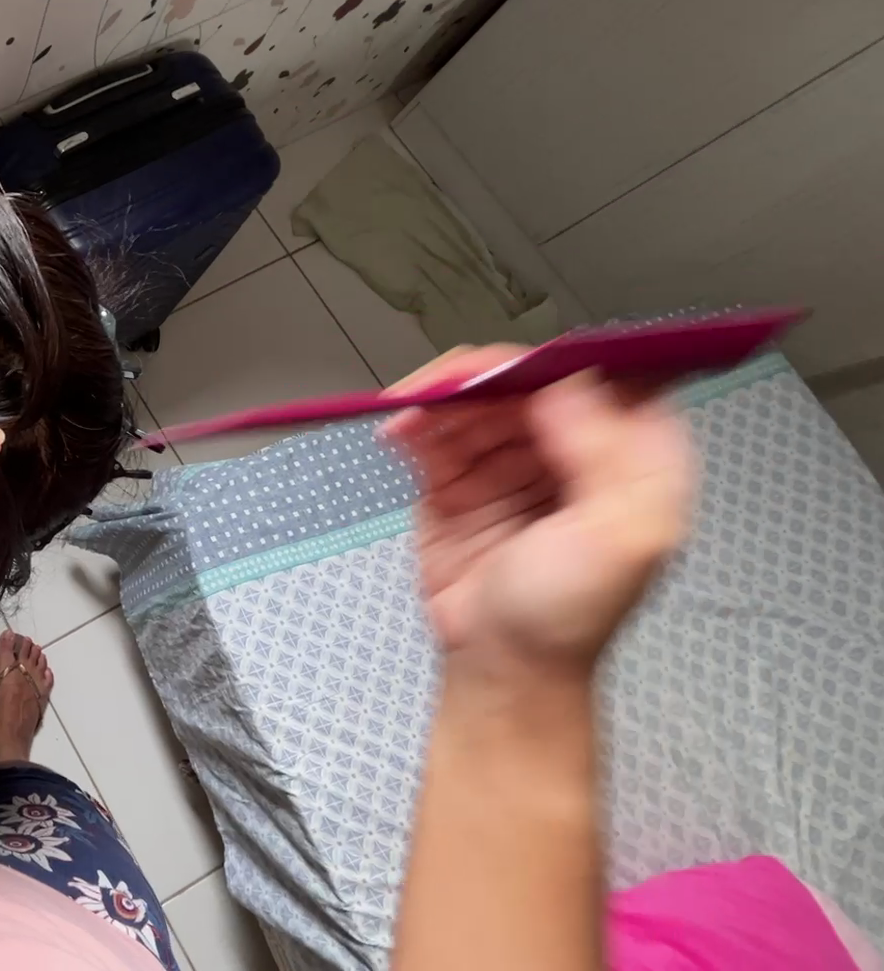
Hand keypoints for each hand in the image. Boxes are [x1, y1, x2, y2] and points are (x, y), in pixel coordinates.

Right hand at [383, 346, 695, 676]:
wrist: (496, 658)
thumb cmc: (568, 608)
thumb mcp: (620, 537)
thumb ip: (608, 457)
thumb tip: (565, 383)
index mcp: (626, 455)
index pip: (602, 380)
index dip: (561, 362)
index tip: (514, 369)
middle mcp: (565, 448)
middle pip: (522, 383)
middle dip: (478, 379)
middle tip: (436, 389)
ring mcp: (503, 462)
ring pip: (469, 402)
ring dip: (435, 401)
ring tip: (405, 416)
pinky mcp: (451, 478)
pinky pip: (430, 434)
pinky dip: (409, 425)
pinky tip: (394, 433)